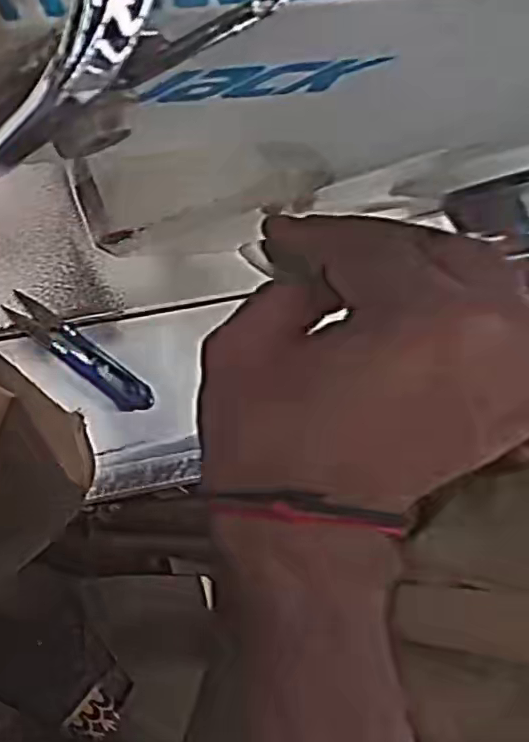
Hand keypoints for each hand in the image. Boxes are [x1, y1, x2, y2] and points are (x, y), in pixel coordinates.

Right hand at [200, 215, 528, 519]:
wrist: (302, 506)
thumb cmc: (271, 442)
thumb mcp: (241, 350)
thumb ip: (282, 296)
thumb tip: (310, 279)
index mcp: (421, 318)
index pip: (371, 247)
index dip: (317, 235)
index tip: (290, 234)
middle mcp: (495, 333)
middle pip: (444, 252)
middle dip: (374, 246)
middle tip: (324, 250)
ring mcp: (520, 364)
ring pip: (492, 278)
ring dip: (428, 267)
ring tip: (376, 273)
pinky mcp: (522, 391)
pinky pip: (512, 324)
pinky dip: (471, 305)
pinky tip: (430, 305)